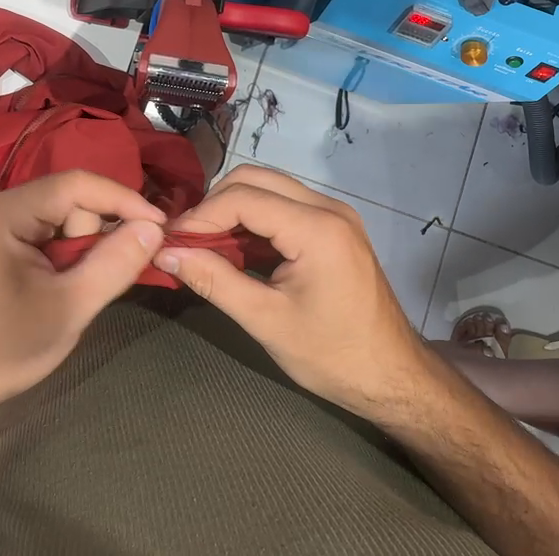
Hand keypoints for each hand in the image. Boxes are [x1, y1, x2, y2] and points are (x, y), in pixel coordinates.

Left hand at [0, 171, 165, 429]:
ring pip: (70, 217)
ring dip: (87, 248)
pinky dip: (76, 254)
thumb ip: (115, 264)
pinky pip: (58, 233)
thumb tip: (156, 228)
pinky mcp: (13, 241)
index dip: (122, 200)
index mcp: (7, 212)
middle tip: (96, 280)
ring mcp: (6, 223)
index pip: (76, 184)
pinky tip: (72, 283)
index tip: (162, 225)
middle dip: (98, 235)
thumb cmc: (10, 347)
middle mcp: (4, 206)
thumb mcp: (71, 307)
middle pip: (74, 200)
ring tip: (77, 290)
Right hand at [156, 164, 432, 417]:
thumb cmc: (332, 356)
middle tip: (187, 241)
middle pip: (254, 179)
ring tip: (205, 246)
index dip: (200, 216)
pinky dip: (253, 218)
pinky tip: (235, 249)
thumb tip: (164, 254)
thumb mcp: (265, 320)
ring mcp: (335, 214)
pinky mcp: (334, 226)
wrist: (394, 378)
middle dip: (214, 205)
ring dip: (232, 209)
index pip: (242, 198)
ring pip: (268, 186)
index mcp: (317, 229)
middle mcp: (328, 208)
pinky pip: (283, 204)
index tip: (171, 242)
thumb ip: (213, 280)